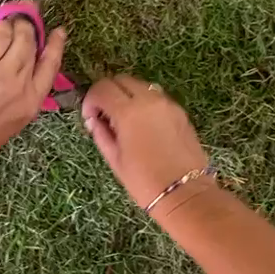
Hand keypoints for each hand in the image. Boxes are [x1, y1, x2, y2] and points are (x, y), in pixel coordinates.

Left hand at [0, 17, 67, 177]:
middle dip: (31, 31)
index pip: (50, 68)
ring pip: (18, 39)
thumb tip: (18, 72)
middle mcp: (20, 87)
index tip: (57, 33)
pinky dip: (0, 28)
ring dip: (17, 26)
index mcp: (30, 106)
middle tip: (25, 22)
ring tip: (12, 21)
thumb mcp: (8, 125)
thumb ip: (18, 99)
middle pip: (33, 49)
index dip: (55, 46)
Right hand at [81, 75, 212, 217]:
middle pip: (121, 80)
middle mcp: (149, 100)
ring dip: (126, 95)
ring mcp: (167, 103)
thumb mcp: (115, 159)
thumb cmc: (144, 181)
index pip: (102, 88)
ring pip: (140, 85)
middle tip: (104, 115)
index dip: (90, 100)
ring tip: (124, 120)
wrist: (185, 193)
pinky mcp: (180, 111)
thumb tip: (94, 119)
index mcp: (129, 112)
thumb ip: (101, 133)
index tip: (90, 116)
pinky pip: (155, 97)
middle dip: (108, 93)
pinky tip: (142, 125)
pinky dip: (143, 103)